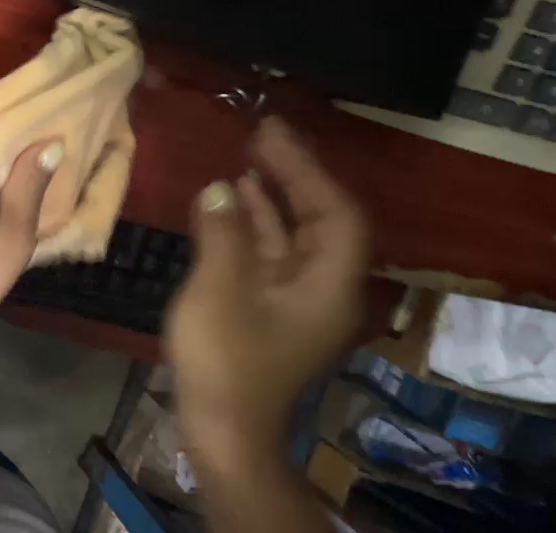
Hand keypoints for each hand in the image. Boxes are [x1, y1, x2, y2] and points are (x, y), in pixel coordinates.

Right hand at [167, 117, 369, 453]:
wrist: (222, 423)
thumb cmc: (226, 358)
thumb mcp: (219, 292)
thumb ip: (223, 236)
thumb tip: (222, 188)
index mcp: (327, 286)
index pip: (336, 215)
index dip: (307, 169)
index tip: (272, 132)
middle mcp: (323, 286)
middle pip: (323, 220)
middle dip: (296, 174)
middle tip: (260, 131)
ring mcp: (297, 296)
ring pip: (296, 232)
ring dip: (275, 193)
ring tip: (246, 153)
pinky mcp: (270, 302)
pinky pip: (271, 248)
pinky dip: (255, 218)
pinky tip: (231, 198)